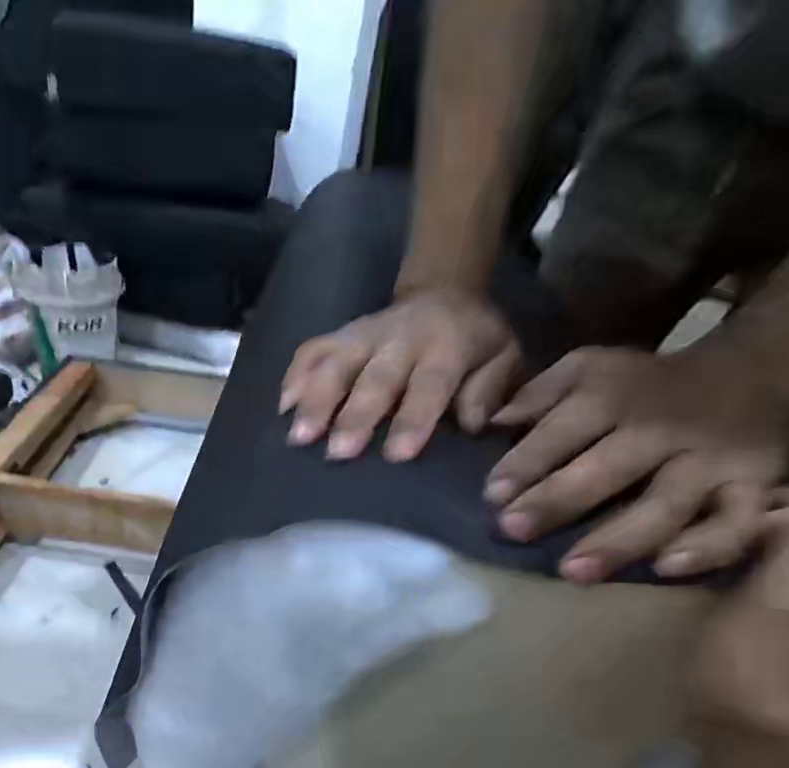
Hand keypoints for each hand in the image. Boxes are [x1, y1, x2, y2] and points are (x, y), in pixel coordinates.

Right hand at [281, 288, 523, 462]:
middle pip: (374, 376)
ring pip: (335, 362)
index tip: (396, 455)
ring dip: (316, 399)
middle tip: (337, 453)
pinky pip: (312, 350)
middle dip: (354, 414)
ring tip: (298, 436)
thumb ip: (491, 387)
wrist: (444, 291)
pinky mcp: (340, 333)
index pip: (429, 383)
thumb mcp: (504, 355)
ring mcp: (364, 333)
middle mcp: (400, 338)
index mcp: (446, 345)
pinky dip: (295, 376)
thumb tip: (473, 423)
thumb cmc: (476, 339)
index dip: (412, 418)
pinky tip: (284, 408)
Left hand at [485, 343, 786, 582]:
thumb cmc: (645, 385)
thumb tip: (490, 423)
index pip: (563, 431)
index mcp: (614, 395)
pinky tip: (667, 569)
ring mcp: (712, 460)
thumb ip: (540, 394)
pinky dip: (707, 548)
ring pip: (664, 505)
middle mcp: (662, 428)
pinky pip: (737, 524)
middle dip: (559, 501)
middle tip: (514, 530)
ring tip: (573, 571)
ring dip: (618, 540)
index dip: (526, 463)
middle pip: (607, 468)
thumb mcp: (589, 369)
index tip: (492, 496)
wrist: (746, 375)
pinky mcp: (755, 487)